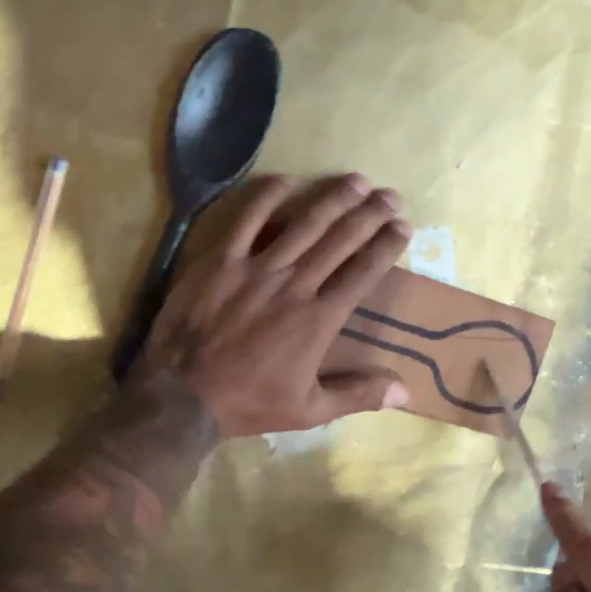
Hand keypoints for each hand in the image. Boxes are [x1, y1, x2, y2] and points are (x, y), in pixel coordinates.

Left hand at [143, 173, 412, 437]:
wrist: (185, 395)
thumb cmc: (248, 403)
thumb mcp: (309, 411)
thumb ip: (358, 395)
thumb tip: (406, 391)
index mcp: (319, 319)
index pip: (364, 271)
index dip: (387, 245)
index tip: (403, 226)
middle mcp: (295, 284)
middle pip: (341, 238)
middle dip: (371, 213)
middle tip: (391, 196)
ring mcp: (256, 268)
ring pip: (304, 222)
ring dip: (334, 198)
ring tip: (357, 181)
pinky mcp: (221, 260)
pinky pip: (248, 218)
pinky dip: (270, 196)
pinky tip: (289, 180)